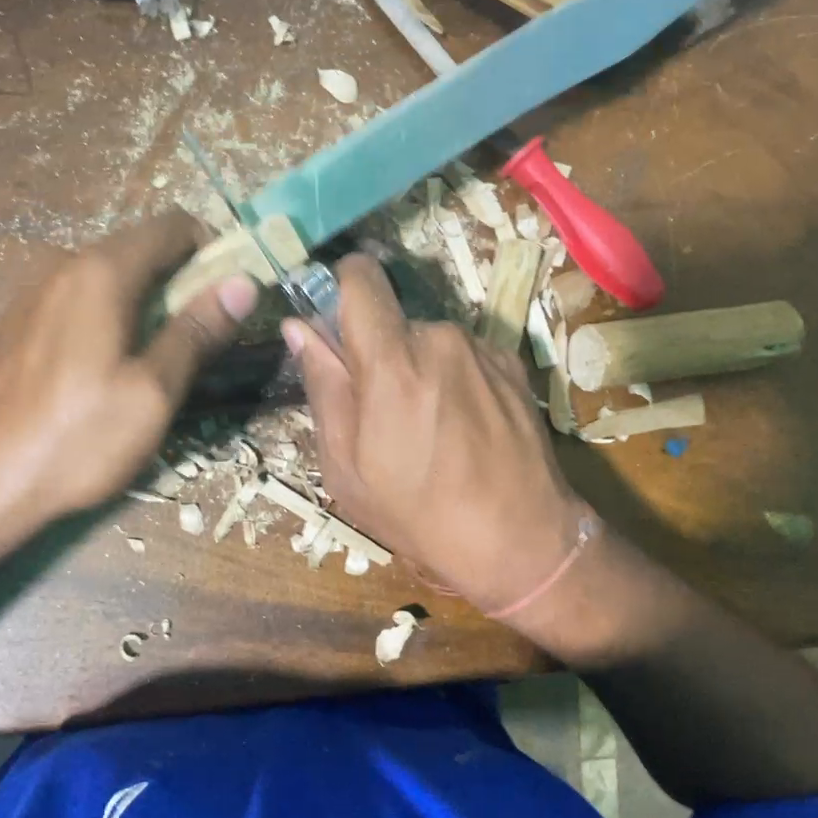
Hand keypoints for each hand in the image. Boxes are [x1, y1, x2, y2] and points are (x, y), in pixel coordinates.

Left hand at [0, 211, 258, 563]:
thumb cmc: (78, 439)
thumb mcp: (154, 391)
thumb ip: (197, 330)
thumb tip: (243, 282)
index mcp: (100, 272)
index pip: (172, 227)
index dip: (212, 251)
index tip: (229, 296)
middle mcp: (61, 266)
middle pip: (138, 251)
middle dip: (179, 283)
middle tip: (201, 340)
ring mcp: (31, 294)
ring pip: (107, 279)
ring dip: (143, 306)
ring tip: (157, 363)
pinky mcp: (16, 325)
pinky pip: (77, 304)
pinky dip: (107, 320)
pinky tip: (107, 372)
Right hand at [284, 254, 586, 624]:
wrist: (518, 539)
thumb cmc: (416, 512)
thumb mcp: (345, 465)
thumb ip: (323, 386)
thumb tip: (300, 328)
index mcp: (394, 361)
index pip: (360, 277)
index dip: (340, 287)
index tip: (334, 321)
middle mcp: (442, 339)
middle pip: (393, 321)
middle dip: (378, 353)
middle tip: (380, 413)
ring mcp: (484, 350)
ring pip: (429, 341)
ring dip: (418, 369)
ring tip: (427, 430)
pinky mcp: (513, 366)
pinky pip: (463, 358)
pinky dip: (452, 381)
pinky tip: (462, 430)